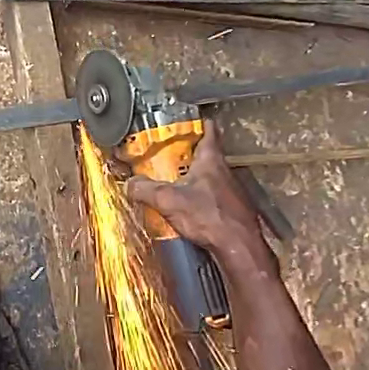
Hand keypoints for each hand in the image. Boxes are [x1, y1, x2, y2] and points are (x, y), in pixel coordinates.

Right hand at [125, 125, 265, 257]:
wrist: (239, 248)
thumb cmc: (209, 218)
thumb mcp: (167, 200)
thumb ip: (145, 189)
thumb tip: (129, 183)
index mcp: (211, 162)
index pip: (209, 132)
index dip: (199, 124)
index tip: (189, 121)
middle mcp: (225, 172)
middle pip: (207, 156)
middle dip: (188, 155)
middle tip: (170, 157)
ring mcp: (233, 191)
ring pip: (211, 177)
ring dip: (195, 178)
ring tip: (176, 185)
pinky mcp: (235, 210)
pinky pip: (215, 197)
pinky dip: (202, 198)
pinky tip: (191, 210)